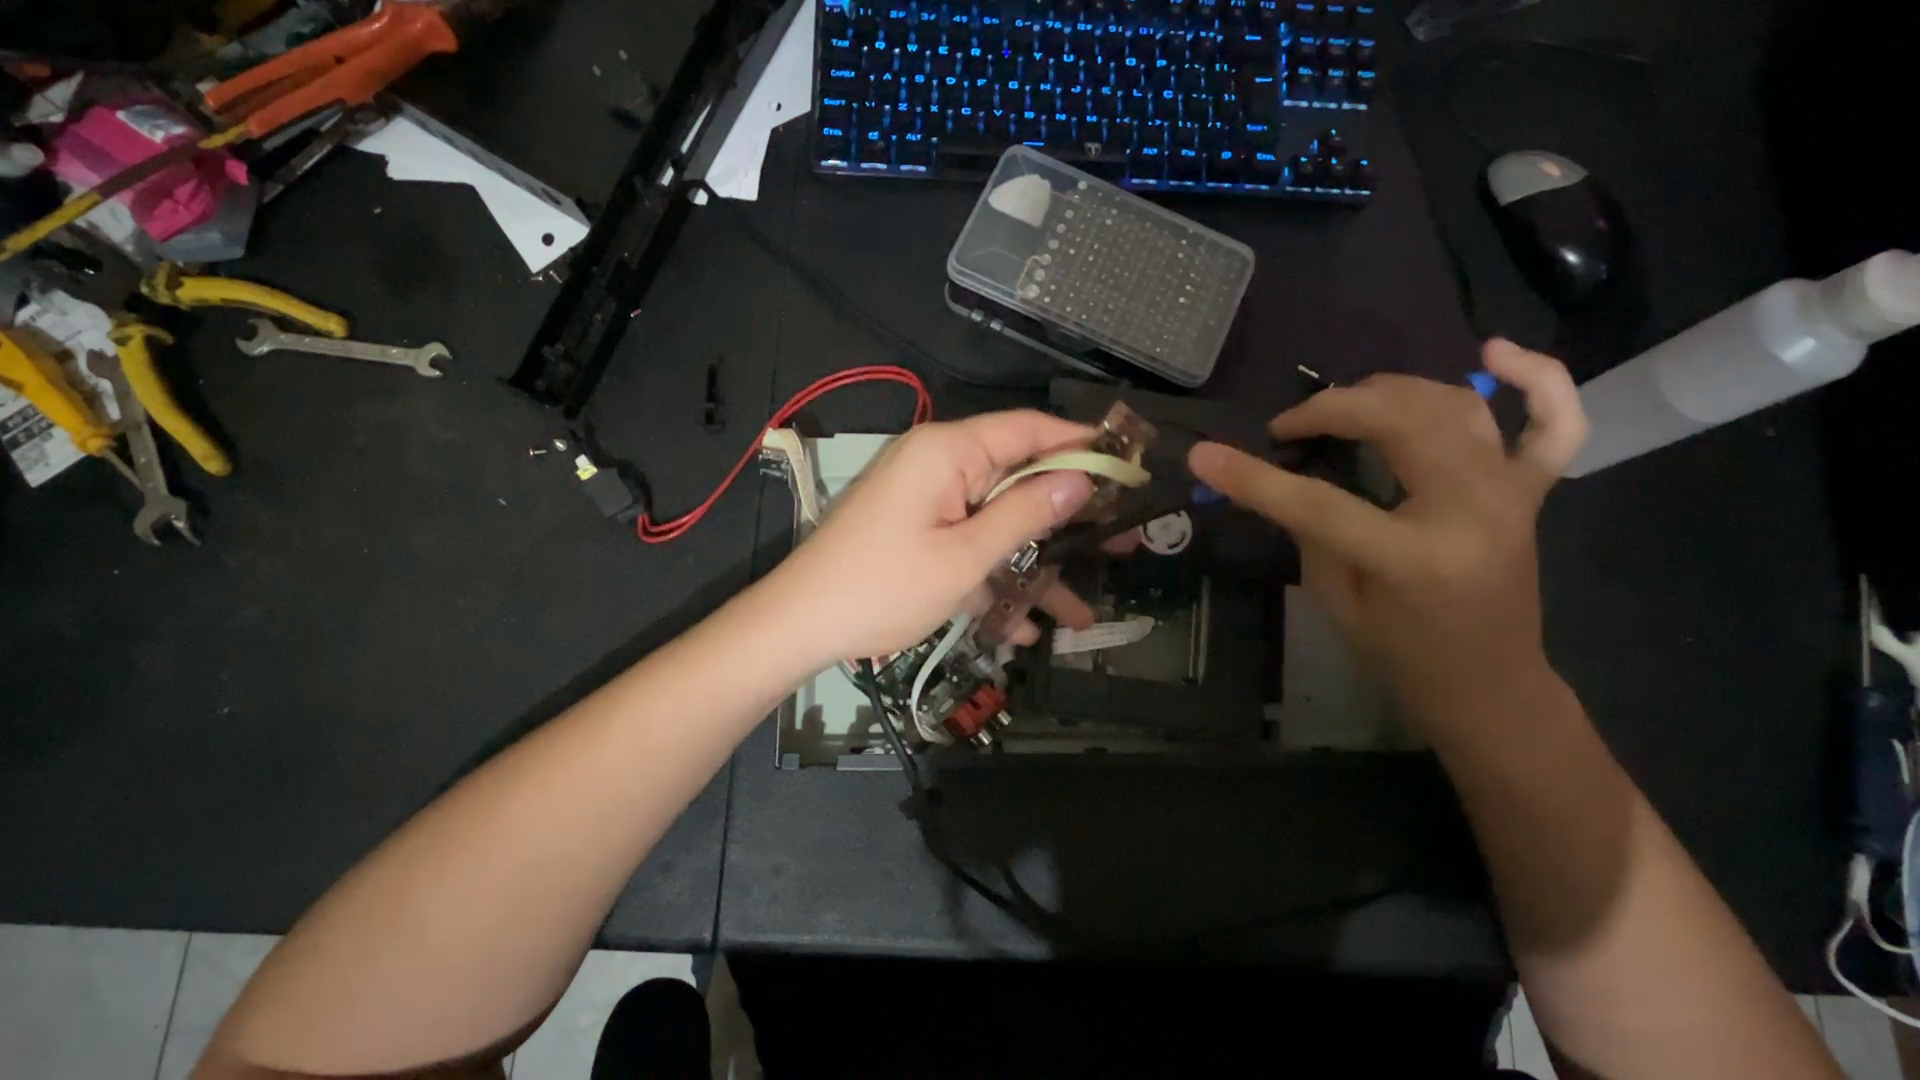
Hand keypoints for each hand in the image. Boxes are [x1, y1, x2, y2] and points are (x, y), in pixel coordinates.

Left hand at [758, 410, 1100, 666]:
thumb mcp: (963, 556)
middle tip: (1124, 546)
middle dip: (1069, 520)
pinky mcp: (917, 533)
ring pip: (998, 524)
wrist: (797, 626)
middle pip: (1019, 481)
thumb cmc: (882, 587)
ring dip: (1034, 568)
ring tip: (1084, 612)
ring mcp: (926, 501)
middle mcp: (939, 464)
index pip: (1030, 429)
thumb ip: (1025, 514)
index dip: (1082, 443)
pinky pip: (967, 546)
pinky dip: (993, 581)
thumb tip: (1082, 478)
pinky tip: (1025, 630)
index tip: (1130, 465)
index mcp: (949, 451)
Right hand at [1188, 340, 1588, 712]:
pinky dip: (1539, 378)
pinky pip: (1555, 422)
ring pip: (1452, 404)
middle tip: (1291, 427)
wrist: (1488, 683)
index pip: (1319, 502)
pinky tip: (1494, 351)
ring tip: (1348, 407)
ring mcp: (1511, 494)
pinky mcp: (1532, 491)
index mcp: (1415, 557)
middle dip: (1331, 409)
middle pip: (1397, 422)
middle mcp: (1472, 510)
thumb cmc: (1402, 653)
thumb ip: (1310, 529)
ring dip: (1390, 392)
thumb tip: (1274, 473)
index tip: (1206, 454)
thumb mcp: (1337, 599)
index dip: (1254, 477)